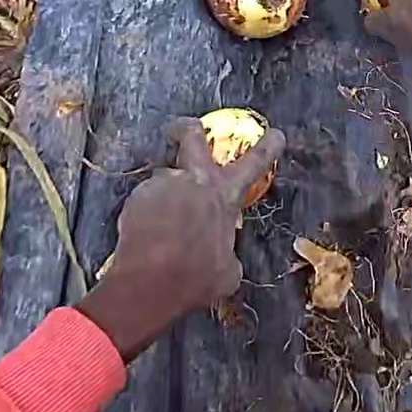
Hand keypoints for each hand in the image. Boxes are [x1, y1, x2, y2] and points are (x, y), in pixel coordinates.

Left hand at [75, 117, 285, 360]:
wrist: (148, 284)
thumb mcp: (227, 271)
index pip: (254, 163)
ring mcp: (162, 185)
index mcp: (224, 195)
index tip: (275, 134)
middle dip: (188, 128)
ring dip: (166, 196)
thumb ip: (227, 250)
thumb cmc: (195, 278)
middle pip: (191, 136)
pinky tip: (147, 239)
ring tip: (161, 227)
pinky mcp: (135, 198)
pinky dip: (147, 216)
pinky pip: (145, 203)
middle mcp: (194, 180)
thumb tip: (222, 253)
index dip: (268, 147)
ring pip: (165, 180)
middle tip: (186, 129)